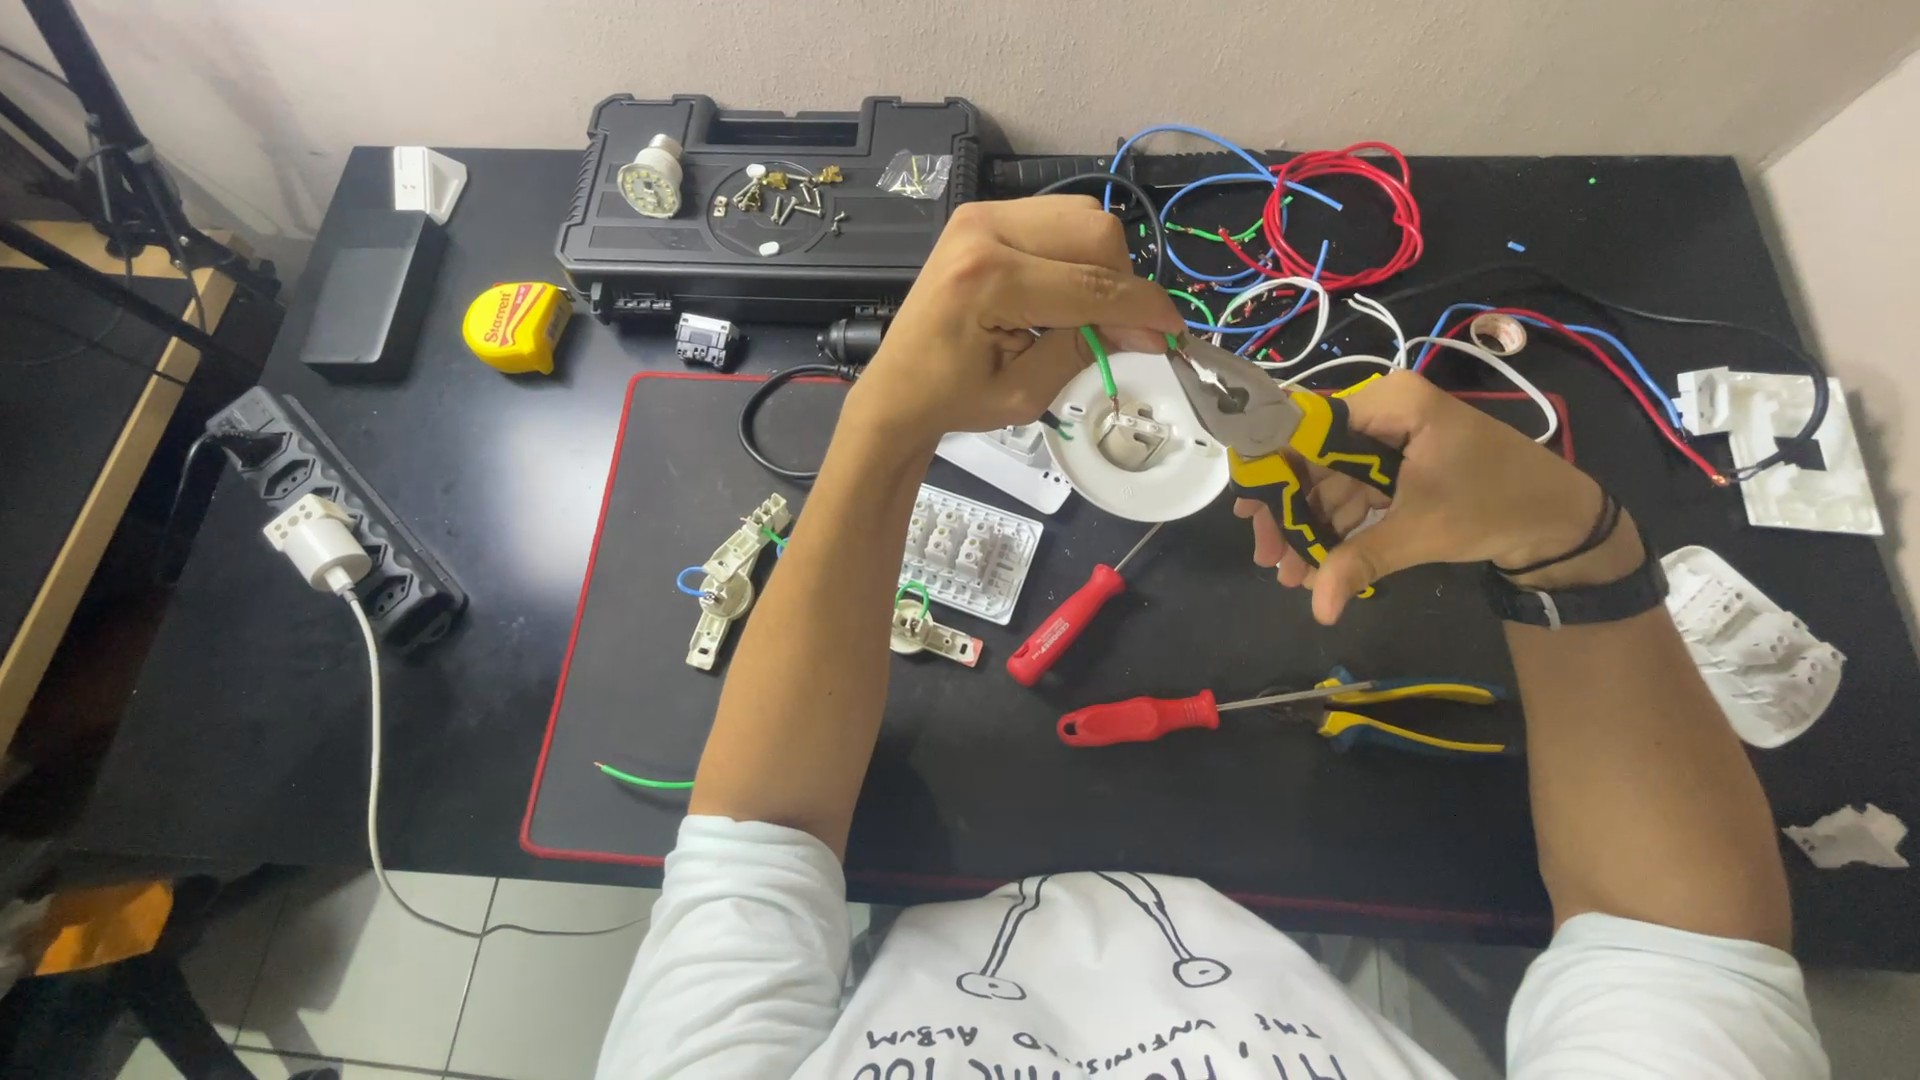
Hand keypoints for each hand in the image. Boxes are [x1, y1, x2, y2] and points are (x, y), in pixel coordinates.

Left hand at [842, 196, 1184, 446]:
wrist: (898, 390)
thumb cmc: (953, 400)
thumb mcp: (1026, 391)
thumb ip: (1086, 349)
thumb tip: (1148, 329)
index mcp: (990, 280)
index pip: (1094, 285)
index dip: (1144, 309)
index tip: (1173, 334)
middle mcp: (985, 230)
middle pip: (1096, 233)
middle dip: (1123, 284)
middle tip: (1119, 331)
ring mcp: (981, 214)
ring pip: (1083, 218)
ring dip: (1102, 266)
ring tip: (1085, 313)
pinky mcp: (982, 215)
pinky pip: (1056, 220)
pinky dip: (1076, 255)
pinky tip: (1062, 292)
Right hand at [1236, 370, 1628, 623]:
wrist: (1560, 519)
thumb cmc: (1497, 505)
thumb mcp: (1421, 533)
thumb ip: (1359, 561)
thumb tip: (1317, 610)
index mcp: (1388, 404)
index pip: (1304, 426)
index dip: (1269, 468)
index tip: (1249, 513)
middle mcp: (1379, 410)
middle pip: (1308, 458)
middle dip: (1289, 514)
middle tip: (1270, 558)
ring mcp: (1384, 437)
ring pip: (1323, 480)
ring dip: (1308, 527)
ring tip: (1290, 573)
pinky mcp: (1390, 462)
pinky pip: (1346, 490)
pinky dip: (1333, 526)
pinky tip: (1316, 562)